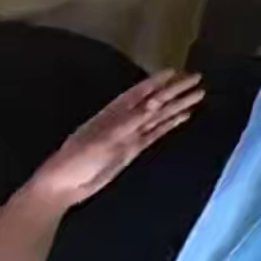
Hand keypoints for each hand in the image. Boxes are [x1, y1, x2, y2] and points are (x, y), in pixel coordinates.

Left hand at [26, 71, 204, 209]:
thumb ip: (132, 119)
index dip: (155, 81)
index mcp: (111, 115)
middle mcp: (123, 122)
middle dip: (174, 90)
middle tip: (197, 78)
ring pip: (160, 115)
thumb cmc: (75, 161)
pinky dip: (172, 123)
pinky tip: (185, 116)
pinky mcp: (134, 148)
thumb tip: (157, 101)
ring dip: (179, 104)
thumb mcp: (102, 139)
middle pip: (154, 102)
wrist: (60, 190)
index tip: (175, 71)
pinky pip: (158, 131)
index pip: (137, 93)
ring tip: (200, 94)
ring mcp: (129, 135)